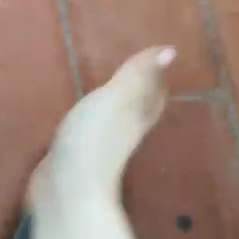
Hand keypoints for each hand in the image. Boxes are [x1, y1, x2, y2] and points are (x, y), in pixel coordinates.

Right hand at [31, 46, 174, 203]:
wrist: (67, 187)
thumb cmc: (93, 138)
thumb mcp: (115, 100)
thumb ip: (136, 77)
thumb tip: (171, 51)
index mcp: (135, 118)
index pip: (152, 97)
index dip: (156, 81)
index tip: (158, 64)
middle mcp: (123, 134)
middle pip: (138, 112)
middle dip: (140, 96)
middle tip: (137, 78)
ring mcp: (99, 150)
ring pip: (113, 125)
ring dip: (113, 111)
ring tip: (106, 98)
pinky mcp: (75, 161)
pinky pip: (88, 137)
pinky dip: (88, 127)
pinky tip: (77, 126)